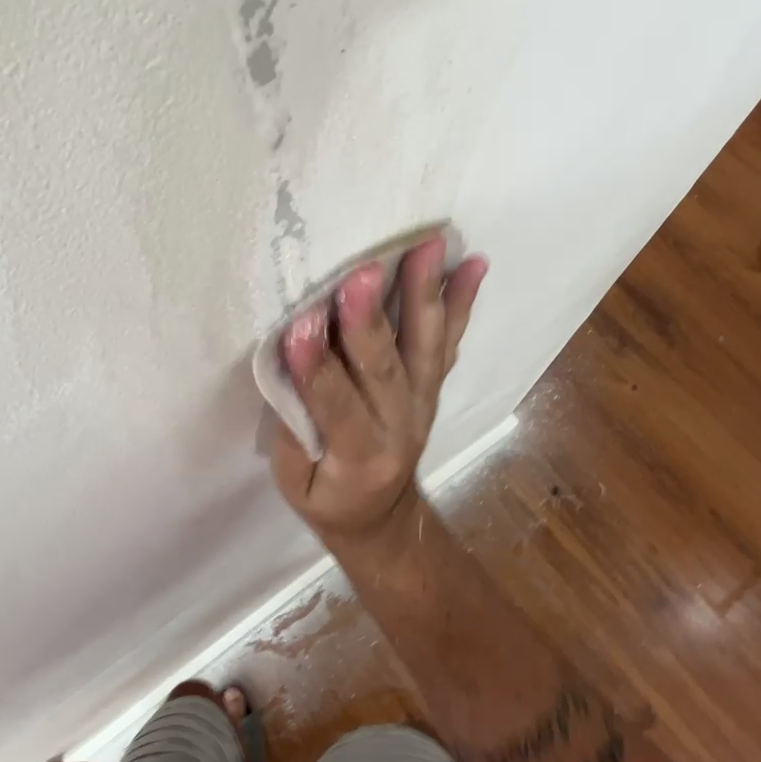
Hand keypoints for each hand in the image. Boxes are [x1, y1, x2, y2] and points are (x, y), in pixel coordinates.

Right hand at [269, 236, 487, 548]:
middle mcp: (400, 425)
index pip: (335, 406)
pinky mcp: (433, 384)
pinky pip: (448, 341)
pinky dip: (461, 301)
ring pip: (425, 344)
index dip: (316, 367)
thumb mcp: (293, 477)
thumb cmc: (327, 495)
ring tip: (430, 245)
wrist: (382, 517)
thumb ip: (292, 420)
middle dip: (369, 319)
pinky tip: (474, 264)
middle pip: (384, 368)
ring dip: (426, 291)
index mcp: (358, 456)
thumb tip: (286, 355)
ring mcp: (423, 400)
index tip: (300, 324)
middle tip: (362, 272)